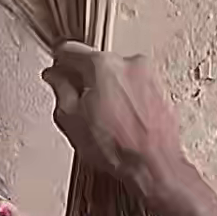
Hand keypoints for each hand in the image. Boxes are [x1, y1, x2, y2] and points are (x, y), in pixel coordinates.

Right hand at [42, 41, 190, 200]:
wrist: (153, 165)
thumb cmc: (116, 147)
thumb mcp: (70, 118)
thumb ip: (59, 89)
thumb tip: (55, 76)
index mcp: (102, 64)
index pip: (70, 50)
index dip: (58, 63)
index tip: (55, 72)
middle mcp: (129, 62)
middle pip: (96, 62)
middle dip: (84, 81)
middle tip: (78, 107)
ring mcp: (148, 74)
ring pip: (116, 76)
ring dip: (106, 90)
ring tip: (103, 121)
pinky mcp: (161, 89)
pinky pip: (133, 87)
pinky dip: (124, 99)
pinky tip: (120, 122)